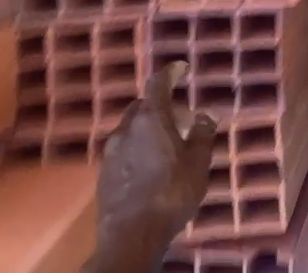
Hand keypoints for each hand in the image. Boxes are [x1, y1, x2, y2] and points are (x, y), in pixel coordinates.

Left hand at [87, 62, 219, 271]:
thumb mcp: (197, 164)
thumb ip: (201, 135)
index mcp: (151, 119)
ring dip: (148, 129)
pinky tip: (150, 167)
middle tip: (181, 120)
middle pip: (143, 106)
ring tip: (167, 146)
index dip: (170, 73)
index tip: (180, 69)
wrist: (130, 237)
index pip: (158, 84)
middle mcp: (126, 129)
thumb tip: (204, 116)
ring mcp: (110, 153)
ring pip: (131, 129)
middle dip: (162, 107)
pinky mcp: (103, 175)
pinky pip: (123, 150)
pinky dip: (137, 148)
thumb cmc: (170, 193)